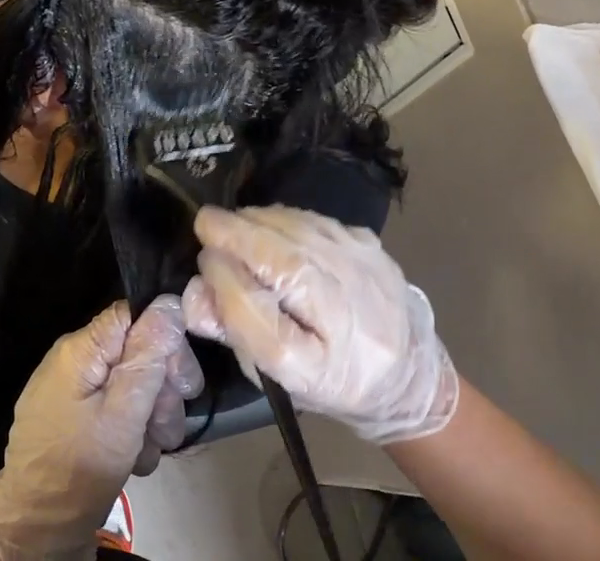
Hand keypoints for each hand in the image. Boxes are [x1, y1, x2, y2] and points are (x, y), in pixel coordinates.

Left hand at [0, 296, 201, 560]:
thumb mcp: (124, 413)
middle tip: (167, 426)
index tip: (182, 380)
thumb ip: (147, 357)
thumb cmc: (81, 465)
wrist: (37, 523)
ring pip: (130, 384)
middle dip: (161, 389)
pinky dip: (131, 430)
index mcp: (81, 349)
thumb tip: (169, 302)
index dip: (165, 342)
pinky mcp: (75, 416)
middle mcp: (75, 360)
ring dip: (151, 417)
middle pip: (135, 351)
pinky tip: (135, 458)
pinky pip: (114, 408)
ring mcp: (73, 389)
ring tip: (150, 450)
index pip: (134, 315)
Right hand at [182, 205, 457, 443]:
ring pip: (298, 230)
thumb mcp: (274, 373)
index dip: (222, 278)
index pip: (256, 311)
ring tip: (235, 227)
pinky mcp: (372, 247)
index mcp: (315, 365)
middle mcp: (346, 317)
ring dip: (257, 221)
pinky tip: (271, 229)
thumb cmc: (328, 380)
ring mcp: (365, 275)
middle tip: (206, 226)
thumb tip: (193, 291)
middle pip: (283, 261)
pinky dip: (284, 219)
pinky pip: (315, 220)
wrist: (407, 374)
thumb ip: (230, 330)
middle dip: (235, 234)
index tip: (204, 261)